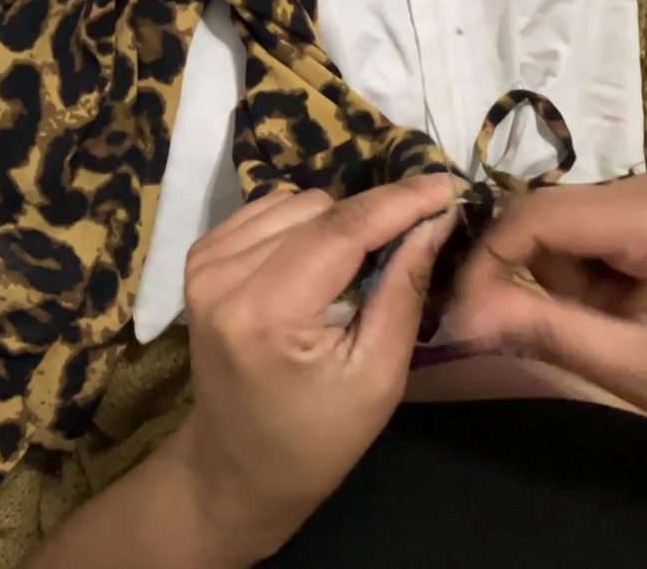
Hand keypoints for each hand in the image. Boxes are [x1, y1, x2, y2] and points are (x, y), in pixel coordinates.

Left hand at [178, 173, 461, 555]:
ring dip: (333, 223)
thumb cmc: (315, 439)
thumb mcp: (377, 377)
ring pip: (292, 202)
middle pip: (317, 208)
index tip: (447, 182)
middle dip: (369, 220)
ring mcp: (204, 261)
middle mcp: (223, 274)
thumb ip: (403, 289)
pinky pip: (265, 211)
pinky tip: (312, 265)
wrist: (235, 464)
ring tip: (350, 273)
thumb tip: (434, 219)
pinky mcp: (200, 256)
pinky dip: (300, 226)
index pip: (340, 230)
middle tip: (402, 250)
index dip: (398, 201)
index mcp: (265, 312)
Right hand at [449, 164, 646, 472]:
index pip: (536, 215)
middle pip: (546, 213)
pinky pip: (588, 226)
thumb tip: (458, 312)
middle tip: (557, 334)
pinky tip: (622, 305)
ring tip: (610, 326)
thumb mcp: (644, 374)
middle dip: (533, 274)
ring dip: (562, 277)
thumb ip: (545, 330)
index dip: (486, 261)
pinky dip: (584, 271)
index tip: (461, 314)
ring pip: (561, 221)